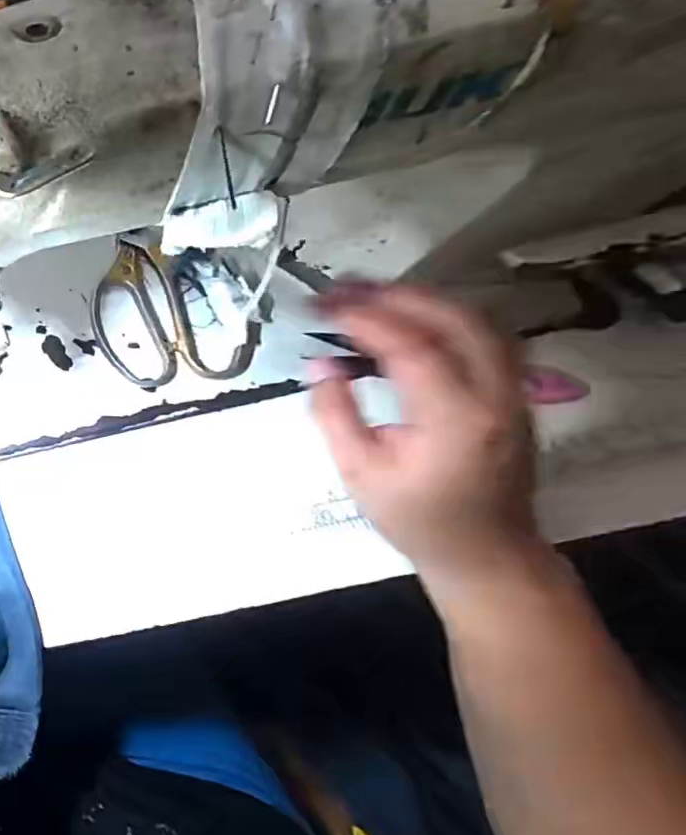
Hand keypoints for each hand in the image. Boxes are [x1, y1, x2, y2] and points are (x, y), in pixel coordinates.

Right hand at [309, 284, 546, 589]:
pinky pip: (485, 337)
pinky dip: (442, 316)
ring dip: (422, 300)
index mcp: (455, 419)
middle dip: (395, 296)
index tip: (322, 307)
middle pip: (458, 322)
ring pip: (479, 323)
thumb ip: (335, 413)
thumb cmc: (414, 514)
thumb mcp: (357, 468)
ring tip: (368, 293)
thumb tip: (320, 366)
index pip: (412, 349)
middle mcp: (497, 397)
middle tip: (340, 288)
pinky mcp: (512, 392)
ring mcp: (514, 392)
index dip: (364, 320)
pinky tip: (405, 317)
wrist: (484, 546)